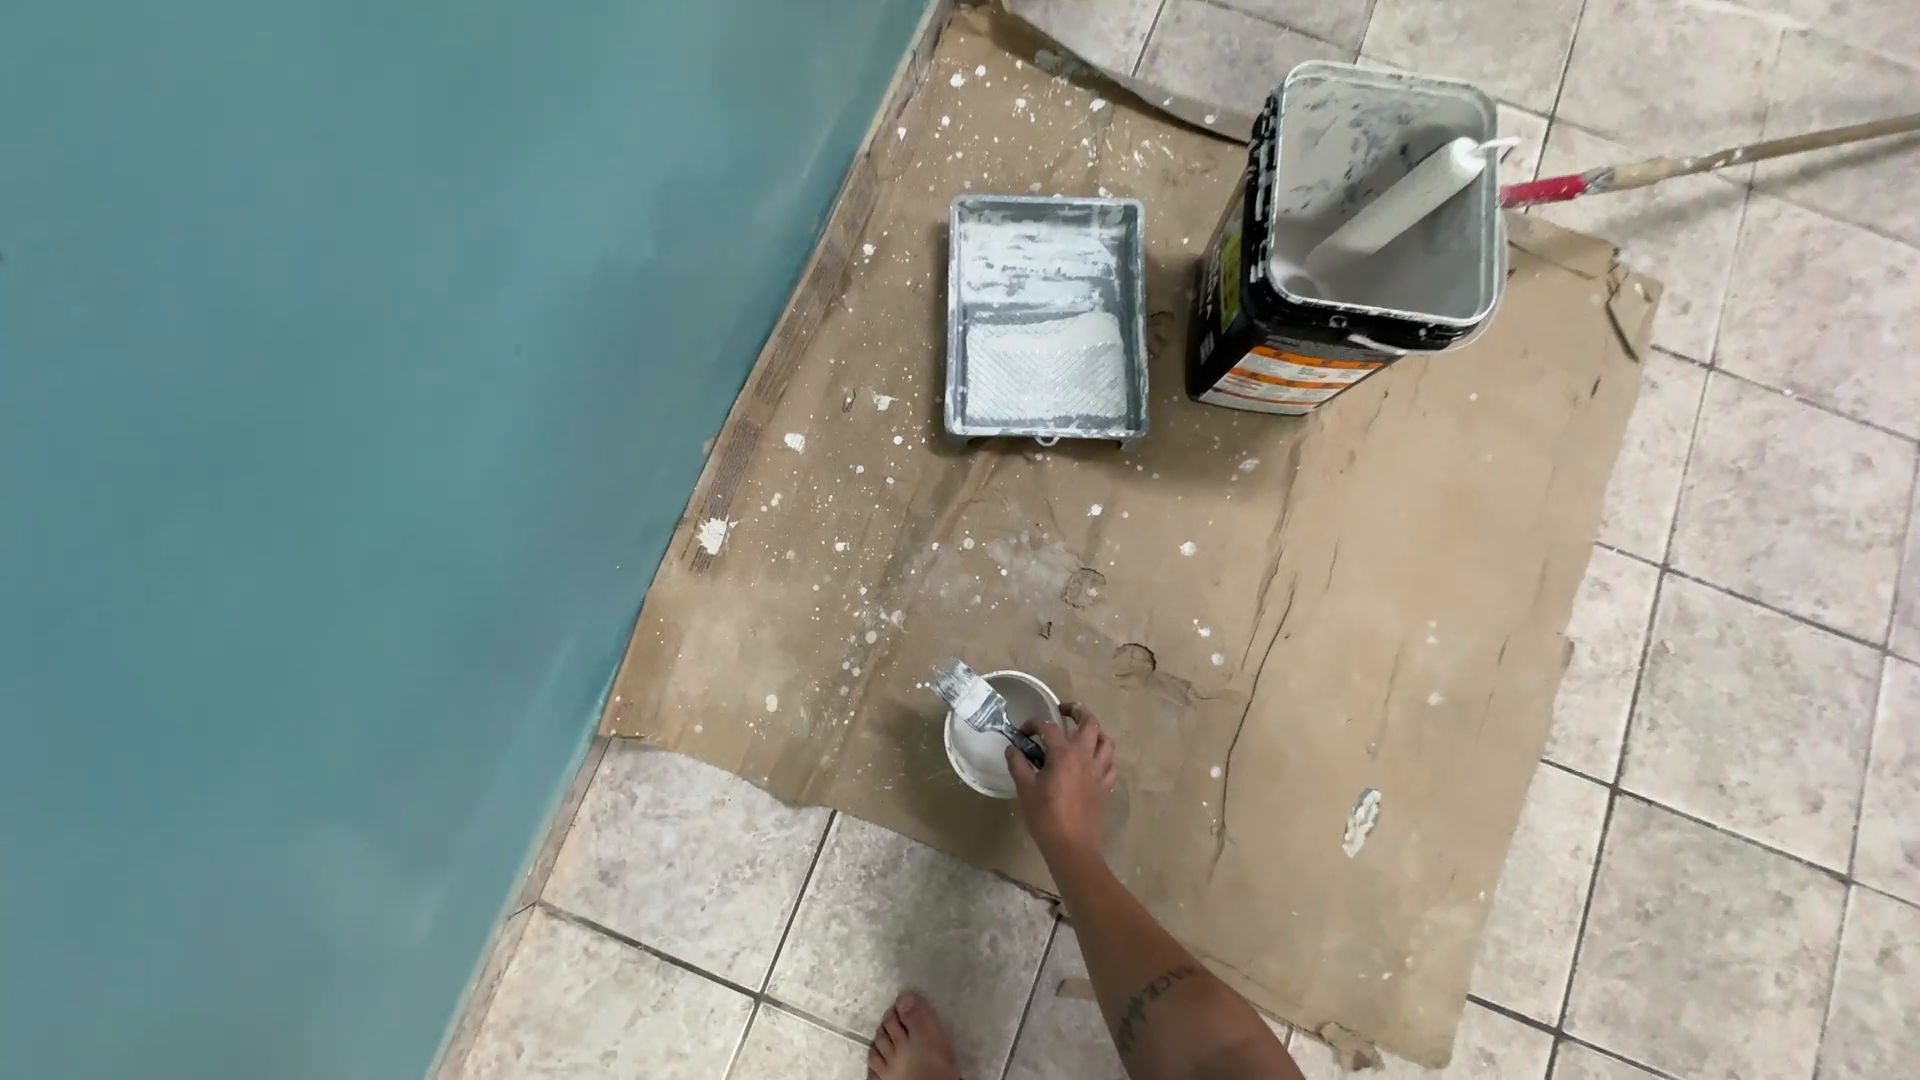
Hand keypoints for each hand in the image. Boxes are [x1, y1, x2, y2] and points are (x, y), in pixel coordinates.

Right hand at [1006, 702, 1116, 855]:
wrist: (1071, 845)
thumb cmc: (1045, 816)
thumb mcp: (1025, 788)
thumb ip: (1018, 764)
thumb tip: (1012, 748)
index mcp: (1063, 754)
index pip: (1049, 727)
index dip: (1034, 724)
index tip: (1023, 731)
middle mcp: (1085, 756)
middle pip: (1090, 723)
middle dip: (1078, 711)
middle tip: (1064, 711)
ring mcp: (1098, 771)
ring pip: (1106, 741)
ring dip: (1095, 731)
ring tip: (1083, 732)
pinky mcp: (1105, 786)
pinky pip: (1110, 764)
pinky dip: (1103, 756)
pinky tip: (1093, 761)